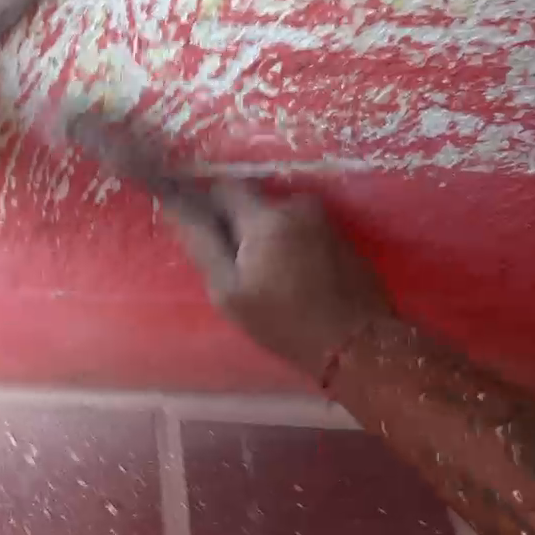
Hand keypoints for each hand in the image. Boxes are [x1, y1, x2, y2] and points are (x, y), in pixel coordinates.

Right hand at [69, 118, 394, 375]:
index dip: (207, 205)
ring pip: (273, 213)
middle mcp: (295, 204)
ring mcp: (322, 218)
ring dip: (262, 233)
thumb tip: (174, 206)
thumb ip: (201, 243)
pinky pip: (297, 225)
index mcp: (266, 216)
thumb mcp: (229, 292)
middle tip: (234, 264)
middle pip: (249, 200)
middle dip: (235, 223)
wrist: (360, 347)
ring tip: (265, 275)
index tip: (201, 230)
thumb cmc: (285, 323)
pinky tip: (290, 275)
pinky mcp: (339, 233)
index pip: (222, 187)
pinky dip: (286, 242)